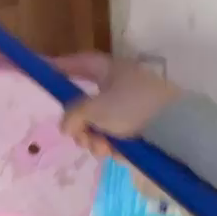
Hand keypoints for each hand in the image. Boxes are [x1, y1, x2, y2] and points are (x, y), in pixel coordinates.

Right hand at [58, 53, 182, 158]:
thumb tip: (66, 127)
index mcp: (110, 70)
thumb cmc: (132, 108)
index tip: (40, 70)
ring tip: (102, 148)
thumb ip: (72, 115)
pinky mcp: (138, 126)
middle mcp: (119, 85)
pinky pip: (111, 135)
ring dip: (93, 139)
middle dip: (79, 124)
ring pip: (96, 124)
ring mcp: (129, 106)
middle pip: (84, 103)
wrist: (176, 129)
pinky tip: (114, 152)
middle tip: (78, 136)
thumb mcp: (93, 110)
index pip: (78, 63)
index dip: (58, 66)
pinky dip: (109, 144)